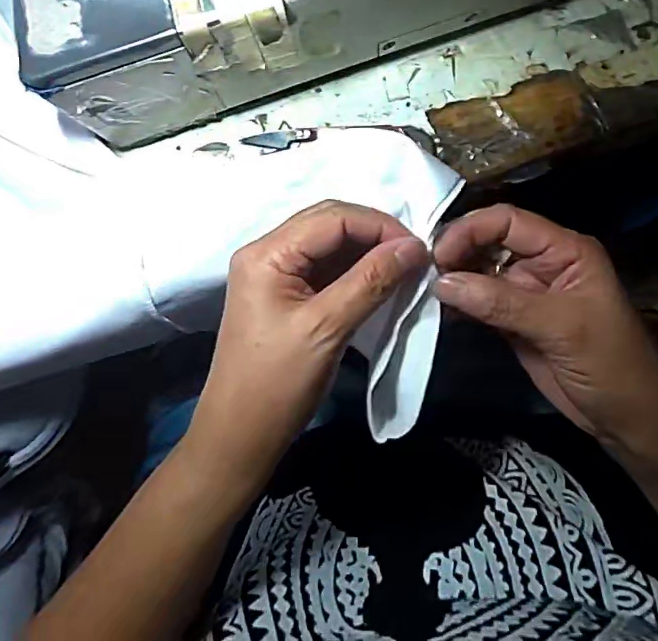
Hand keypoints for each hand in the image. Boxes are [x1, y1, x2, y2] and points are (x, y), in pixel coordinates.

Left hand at [188, 201, 430, 476]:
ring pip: (330, 242)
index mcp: (266, 253)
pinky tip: (381, 280)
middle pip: (330, 222)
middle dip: (375, 233)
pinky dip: (355, 269)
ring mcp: (274, 271)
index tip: (418, 248)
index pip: (333, 217)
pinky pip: (325, 265)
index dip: (379, 225)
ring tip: (404, 266)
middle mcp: (266, 251)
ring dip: (368, 250)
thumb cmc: (277, 385)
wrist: (239, 439)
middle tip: (414, 255)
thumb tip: (415, 246)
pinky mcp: (284, 292)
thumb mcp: (328, 328)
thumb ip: (371, 281)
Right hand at [433, 205, 657, 451]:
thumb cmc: (611, 364)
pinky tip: (439, 308)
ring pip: (480, 270)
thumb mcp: (562, 327)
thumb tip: (443, 282)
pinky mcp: (514, 320)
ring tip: (424, 287)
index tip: (439, 253)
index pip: (509, 221)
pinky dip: (459, 303)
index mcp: (564, 249)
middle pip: (490, 241)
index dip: (471, 229)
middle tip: (424, 271)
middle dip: (458, 250)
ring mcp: (526, 291)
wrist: (631, 422)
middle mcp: (542, 262)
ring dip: (454, 277)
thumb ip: (503, 302)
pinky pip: (479, 302)